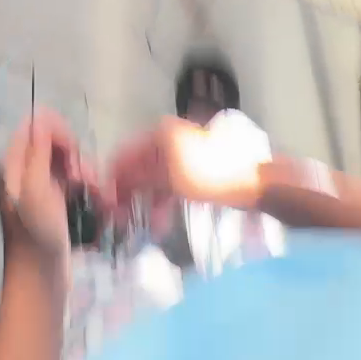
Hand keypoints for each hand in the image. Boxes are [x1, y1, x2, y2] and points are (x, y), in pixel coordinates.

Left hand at [0, 109, 91, 267]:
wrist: (40, 279)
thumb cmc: (36, 234)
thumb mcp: (36, 190)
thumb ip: (38, 151)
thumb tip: (41, 115)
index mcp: (13, 162)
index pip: (37, 125)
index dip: (58, 133)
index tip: (72, 154)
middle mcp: (23, 169)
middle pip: (53, 141)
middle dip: (73, 153)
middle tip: (81, 178)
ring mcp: (37, 185)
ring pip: (64, 159)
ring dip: (82, 169)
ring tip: (92, 190)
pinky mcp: (51, 200)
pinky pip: (69, 178)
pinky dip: (83, 182)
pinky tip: (94, 196)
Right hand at [107, 116, 267, 210]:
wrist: (253, 183)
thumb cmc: (210, 176)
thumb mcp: (171, 179)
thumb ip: (140, 179)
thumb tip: (115, 184)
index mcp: (160, 133)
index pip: (125, 153)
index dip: (114, 177)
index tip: (107, 204)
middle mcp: (167, 138)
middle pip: (139, 165)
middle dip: (130, 192)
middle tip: (122, 219)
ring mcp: (180, 153)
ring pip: (154, 177)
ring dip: (147, 201)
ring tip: (146, 226)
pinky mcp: (192, 168)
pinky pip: (169, 183)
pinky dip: (163, 200)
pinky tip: (161, 221)